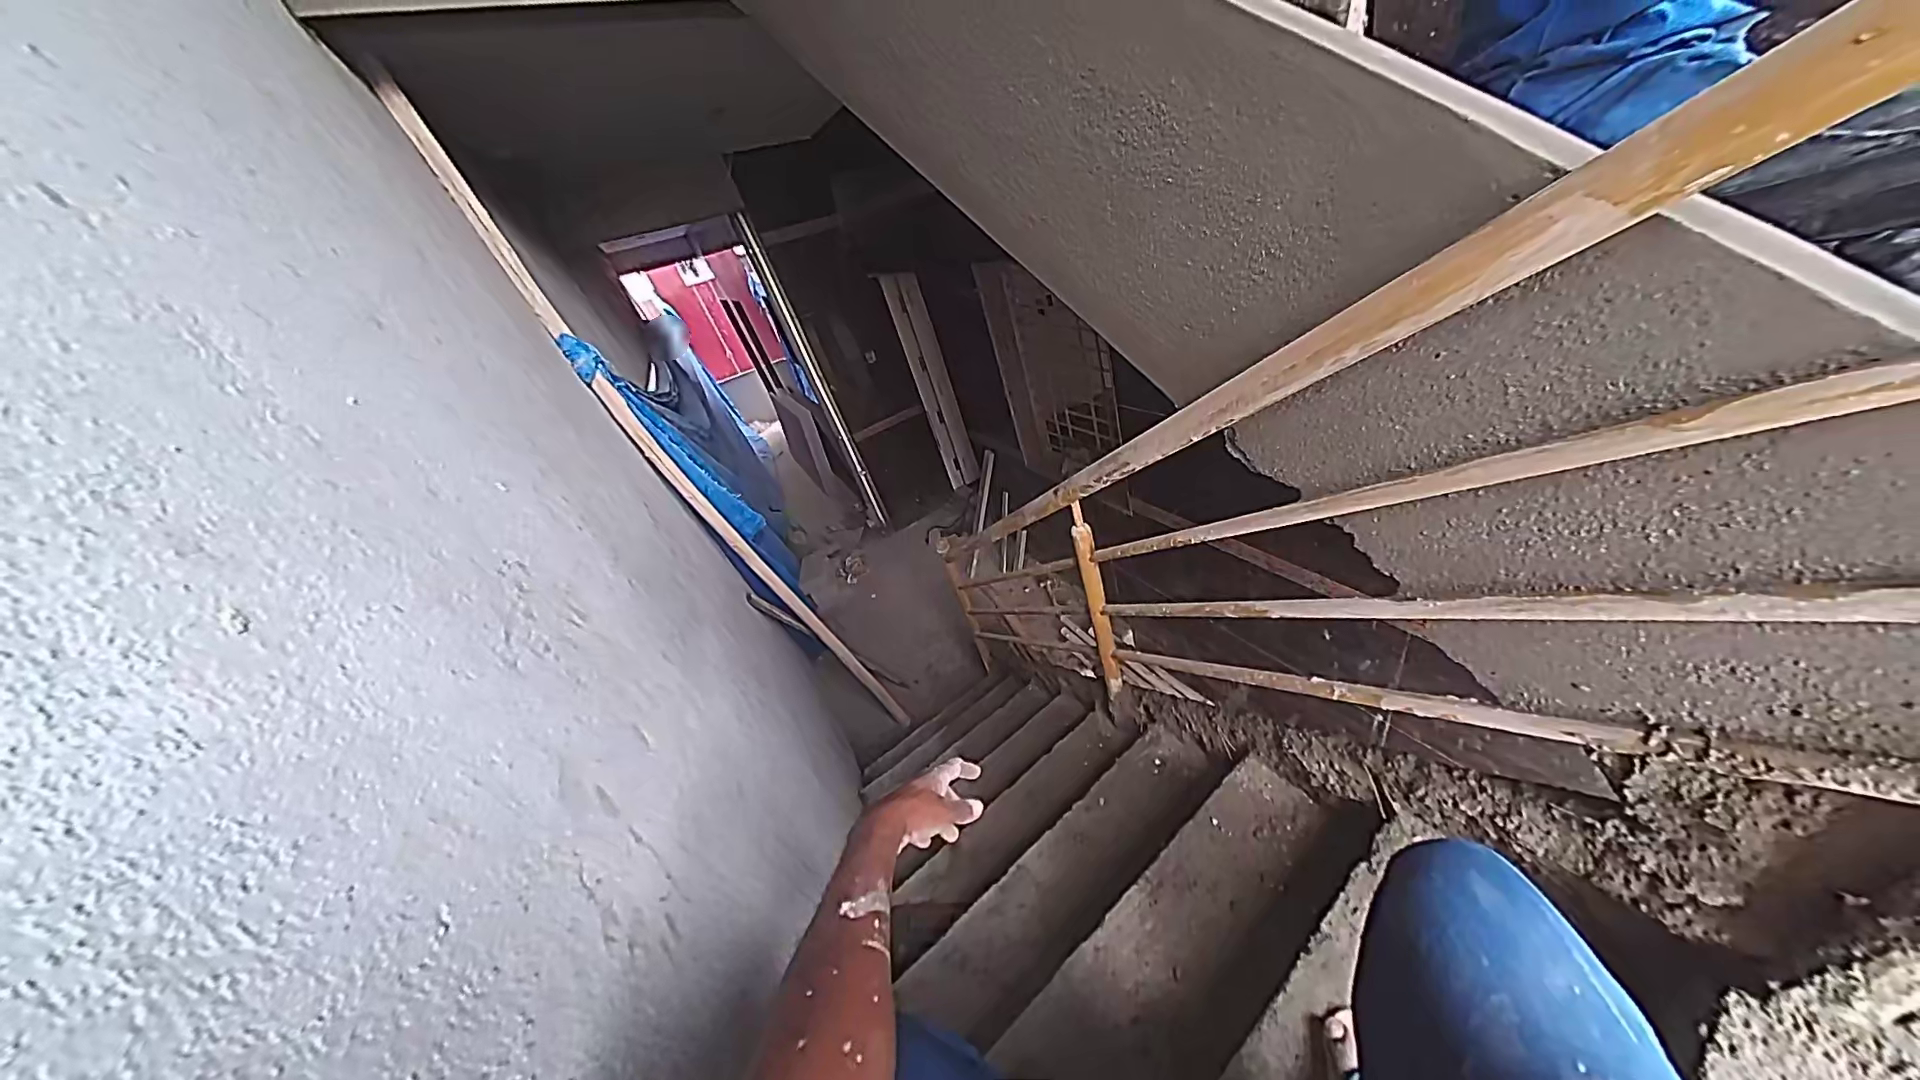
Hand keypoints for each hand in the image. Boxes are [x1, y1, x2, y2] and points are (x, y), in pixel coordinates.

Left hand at [866, 758, 984, 851]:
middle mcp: (916, 786)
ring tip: (948, 833)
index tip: (974, 771)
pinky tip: (923, 840)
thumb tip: (976, 807)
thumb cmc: (915, 814)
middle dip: (953, 803)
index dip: (965, 769)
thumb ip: (962, 810)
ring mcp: (903, 801)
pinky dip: (922, 829)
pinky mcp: (893, 817)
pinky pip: (913, 820)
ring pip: (926, 807)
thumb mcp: (946, 813)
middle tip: (962, 814)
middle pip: (939, 790)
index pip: (952, 768)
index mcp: (931, 779)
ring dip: (939, 819)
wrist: (882, 828)